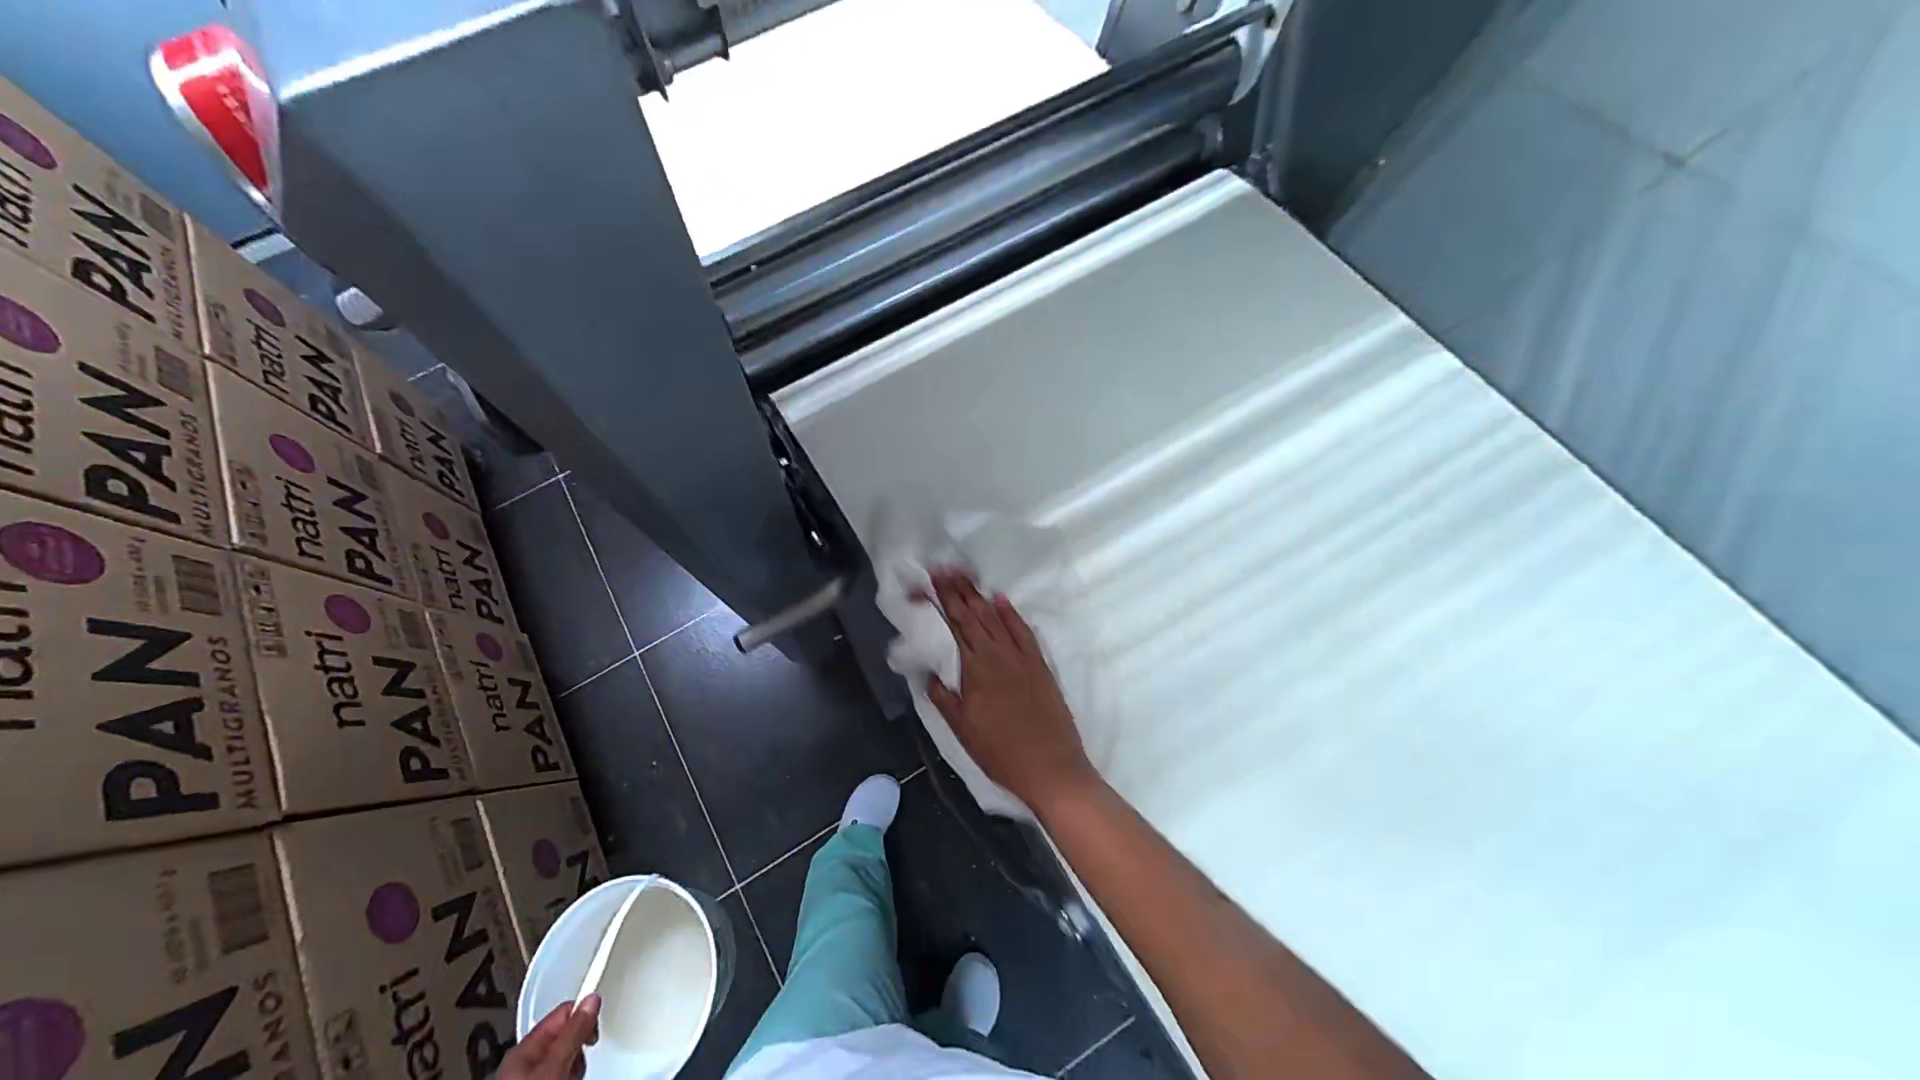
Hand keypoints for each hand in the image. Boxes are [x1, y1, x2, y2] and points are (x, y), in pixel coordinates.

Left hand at [498, 996, 599, 1079]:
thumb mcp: (554, 1064)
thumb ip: (573, 1032)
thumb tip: (591, 999)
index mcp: (523, 1048)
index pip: (561, 1012)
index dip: (582, 1011)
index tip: (599, 1008)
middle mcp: (524, 1061)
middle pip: (565, 1034)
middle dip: (579, 1044)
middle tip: (579, 1058)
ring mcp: (530, 1076)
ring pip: (566, 1054)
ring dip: (576, 1063)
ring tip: (571, 1075)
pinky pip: (563, 1069)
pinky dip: (571, 1073)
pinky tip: (568, 1079)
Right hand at [921, 568, 1097, 809]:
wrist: (1050, 766)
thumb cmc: (1000, 752)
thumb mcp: (962, 729)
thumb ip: (943, 697)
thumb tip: (928, 673)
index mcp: (974, 668)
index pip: (954, 625)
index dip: (942, 600)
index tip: (931, 579)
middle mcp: (997, 654)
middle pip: (974, 614)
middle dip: (957, 589)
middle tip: (944, 567)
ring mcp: (1022, 657)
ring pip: (997, 617)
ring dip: (980, 595)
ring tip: (965, 577)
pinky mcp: (1040, 664)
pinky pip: (1023, 631)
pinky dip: (1011, 613)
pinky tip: (1001, 600)